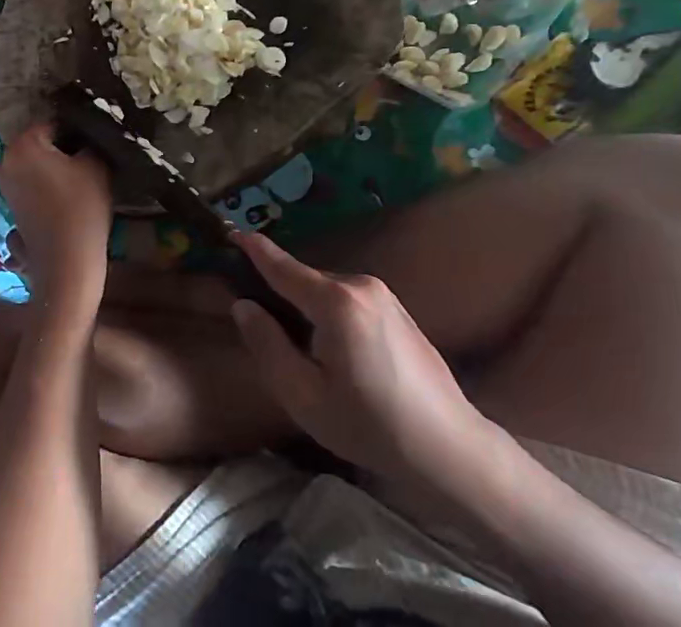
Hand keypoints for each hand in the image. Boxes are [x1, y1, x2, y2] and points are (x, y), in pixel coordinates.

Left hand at [0, 124, 111, 300]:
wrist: (66, 262)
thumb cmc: (81, 207)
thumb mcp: (96, 165)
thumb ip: (88, 143)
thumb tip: (84, 139)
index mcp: (22, 144)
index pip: (53, 124)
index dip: (76, 133)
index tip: (93, 146)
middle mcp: (5, 161)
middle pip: (40, 144)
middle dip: (62, 149)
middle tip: (89, 162)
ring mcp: (4, 186)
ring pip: (36, 165)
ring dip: (55, 169)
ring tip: (81, 181)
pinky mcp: (11, 207)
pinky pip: (32, 184)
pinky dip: (47, 186)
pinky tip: (68, 199)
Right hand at [229, 232, 507, 493]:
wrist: (449, 448)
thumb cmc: (369, 425)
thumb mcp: (302, 394)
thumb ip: (266, 344)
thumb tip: (243, 305)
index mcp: (336, 302)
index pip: (283, 268)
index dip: (254, 250)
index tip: (231, 231)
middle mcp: (361, 286)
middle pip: (304, 281)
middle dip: (280, 295)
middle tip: (265, 333)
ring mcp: (385, 296)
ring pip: (325, 292)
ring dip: (306, 310)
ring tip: (303, 353)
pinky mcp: (398, 310)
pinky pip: (347, 300)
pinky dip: (329, 315)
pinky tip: (336, 355)